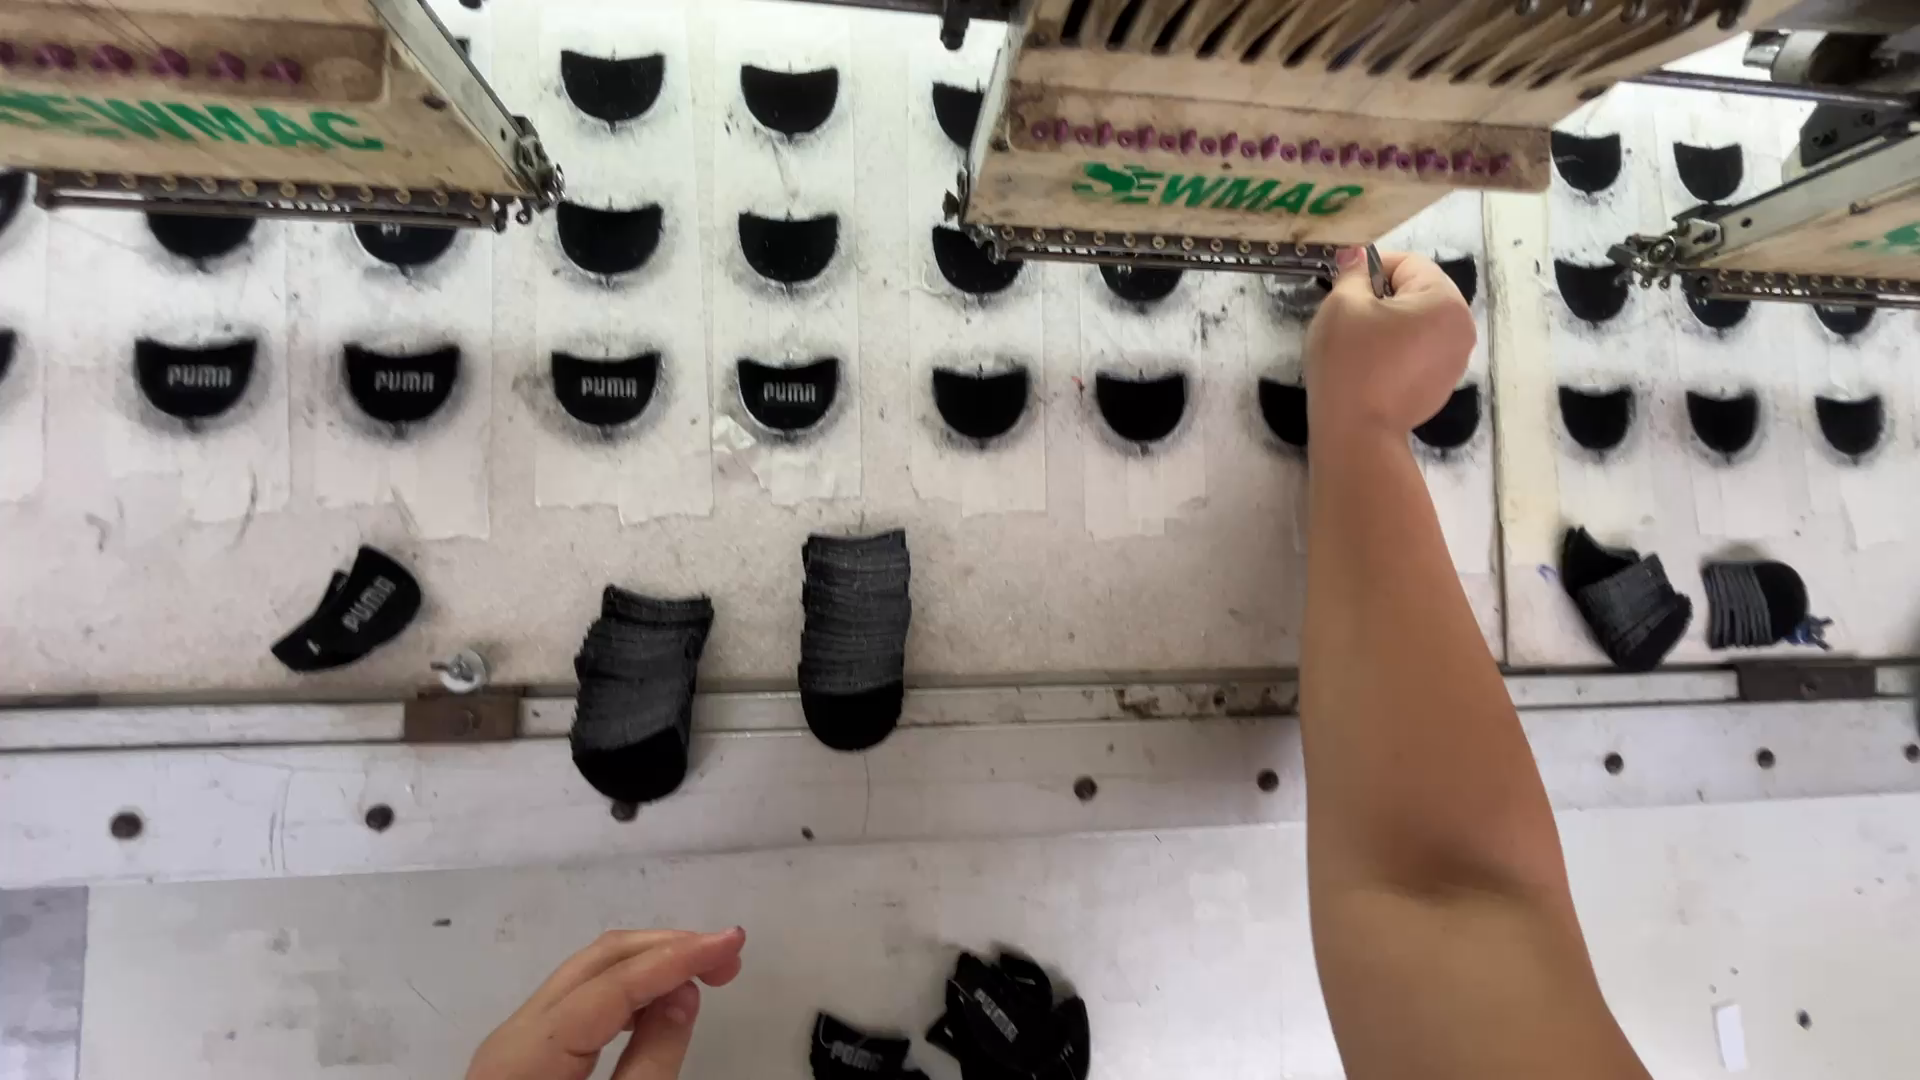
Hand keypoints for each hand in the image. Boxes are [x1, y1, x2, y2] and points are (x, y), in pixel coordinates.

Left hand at [467, 927, 746, 1079]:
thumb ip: (653, 1060)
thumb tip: (685, 992)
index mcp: (525, 1056)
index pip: (614, 982)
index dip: (678, 955)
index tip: (734, 942)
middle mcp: (512, 1035)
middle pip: (600, 960)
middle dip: (669, 948)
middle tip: (726, 956)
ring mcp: (513, 1044)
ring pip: (591, 973)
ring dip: (652, 963)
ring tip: (705, 972)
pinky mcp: (522, 1058)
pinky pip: (582, 1000)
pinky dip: (629, 989)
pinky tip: (661, 1000)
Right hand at [1304, 248, 1475, 446]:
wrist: (1357, 432)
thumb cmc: (1348, 363)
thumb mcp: (1340, 307)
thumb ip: (1352, 274)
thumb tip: (1357, 257)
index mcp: (1444, 300)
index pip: (1408, 264)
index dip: (1370, 271)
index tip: (1341, 292)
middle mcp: (1462, 326)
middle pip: (1418, 295)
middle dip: (1382, 302)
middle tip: (1348, 325)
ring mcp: (1456, 359)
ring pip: (1418, 326)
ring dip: (1390, 329)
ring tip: (1359, 351)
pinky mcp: (1442, 386)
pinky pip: (1418, 355)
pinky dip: (1396, 355)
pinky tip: (1371, 373)